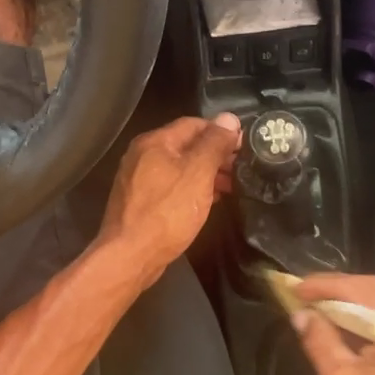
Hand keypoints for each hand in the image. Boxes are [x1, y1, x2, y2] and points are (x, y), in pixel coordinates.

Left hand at [94, 113, 242, 280]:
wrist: (130, 256)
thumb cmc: (167, 212)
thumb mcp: (198, 174)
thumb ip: (214, 144)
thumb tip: (229, 118)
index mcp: (154, 142)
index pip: (194, 124)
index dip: (221, 132)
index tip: (244, 146)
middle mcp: (142, 155)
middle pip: (186, 145)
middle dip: (215, 155)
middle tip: (241, 169)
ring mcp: (138, 179)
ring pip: (180, 167)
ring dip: (206, 173)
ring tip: (231, 186)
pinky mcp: (140, 201)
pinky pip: (172, 186)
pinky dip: (191, 188)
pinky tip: (209, 201)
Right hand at [292, 274, 374, 374]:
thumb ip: (321, 343)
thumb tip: (301, 315)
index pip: (365, 291)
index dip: (326, 285)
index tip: (295, 287)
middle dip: (339, 291)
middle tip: (304, 295)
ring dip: (353, 306)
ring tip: (319, 309)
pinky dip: (368, 323)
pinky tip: (345, 329)